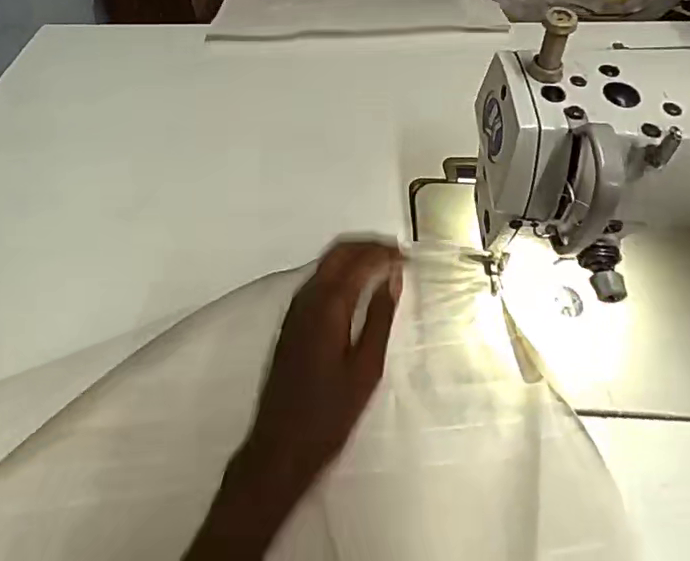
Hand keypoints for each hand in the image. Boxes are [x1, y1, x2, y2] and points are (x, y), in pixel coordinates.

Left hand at [184, 240, 403, 559]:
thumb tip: (393, 278)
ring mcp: (295, 306)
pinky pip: (319, 279)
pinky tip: (359, 288)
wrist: (282, 443)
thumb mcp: (367, 368)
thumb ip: (380, 317)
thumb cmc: (331, 412)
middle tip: (397, 255)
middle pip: (338, 252)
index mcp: (328, 305)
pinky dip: (341, 272)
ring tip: (384, 268)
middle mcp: (307, 296)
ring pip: (326, 263)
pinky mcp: (291, 319)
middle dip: (368, 246)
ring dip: (354, 257)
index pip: (359, 260)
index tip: (408, 257)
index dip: (385, 253)